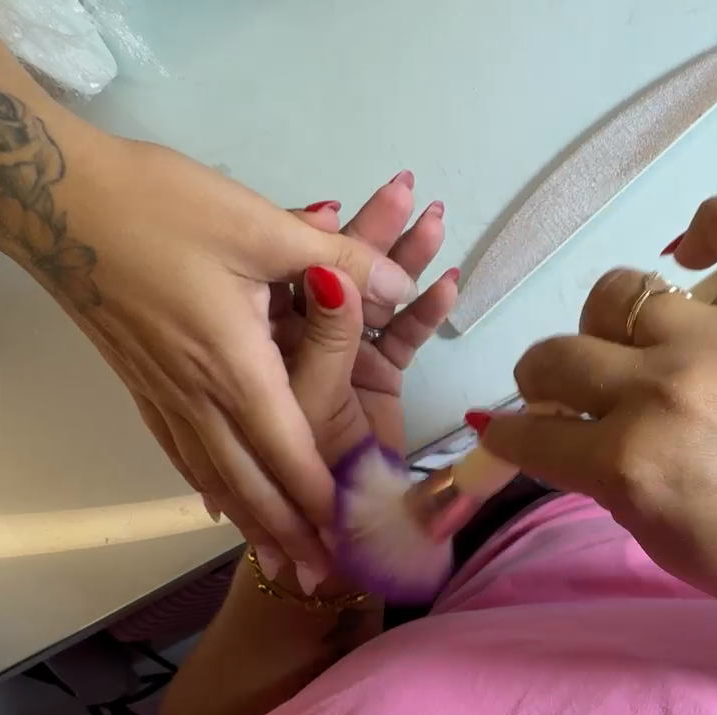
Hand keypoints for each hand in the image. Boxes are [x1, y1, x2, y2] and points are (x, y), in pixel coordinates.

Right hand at [55, 135, 421, 578]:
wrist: (38, 190)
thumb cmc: (155, 205)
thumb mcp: (258, 223)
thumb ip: (338, 259)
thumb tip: (401, 285)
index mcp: (234, 369)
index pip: (289, 454)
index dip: (322, 502)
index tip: (350, 542)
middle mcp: (196, 397)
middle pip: (251, 485)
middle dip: (289, 535)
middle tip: (319, 580)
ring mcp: (161, 394)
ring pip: (214, 477)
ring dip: (251, 524)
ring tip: (278, 563)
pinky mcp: (139, 381)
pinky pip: (181, 453)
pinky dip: (209, 489)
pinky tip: (218, 504)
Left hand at [280, 171, 457, 456]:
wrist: (360, 524)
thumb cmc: (316, 467)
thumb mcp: (311, 396)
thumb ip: (330, 336)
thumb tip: (352, 272)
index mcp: (266, 336)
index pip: (303, 269)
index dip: (335, 234)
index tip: (360, 195)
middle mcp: (303, 337)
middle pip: (343, 272)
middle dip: (381, 234)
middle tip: (410, 189)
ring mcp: (345, 354)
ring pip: (377, 296)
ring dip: (410, 262)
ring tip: (437, 220)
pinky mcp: (379, 374)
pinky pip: (404, 334)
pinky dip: (427, 311)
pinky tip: (450, 282)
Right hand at [478, 196, 716, 615]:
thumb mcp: (647, 533)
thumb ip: (595, 475)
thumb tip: (556, 431)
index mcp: (627, 461)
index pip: (532, 433)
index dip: (509, 438)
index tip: (512, 435)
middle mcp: (662, 390)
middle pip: (558, 356)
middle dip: (540, 382)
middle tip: (563, 397)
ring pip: (620, 291)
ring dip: (603, 325)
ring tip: (625, 346)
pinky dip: (715, 222)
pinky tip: (692, 248)